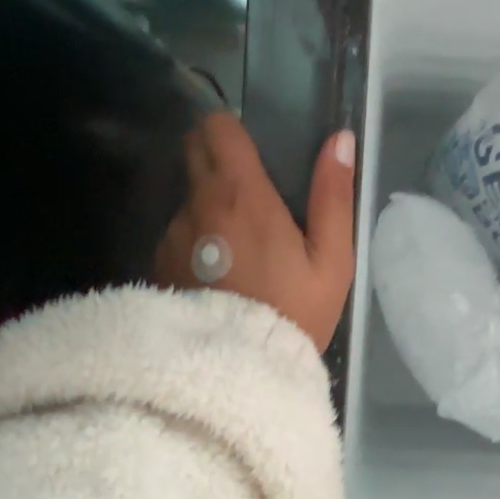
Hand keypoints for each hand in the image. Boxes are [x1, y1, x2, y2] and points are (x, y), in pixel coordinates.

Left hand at [153, 113, 356, 351]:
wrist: (240, 371)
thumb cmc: (295, 312)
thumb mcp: (332, 259)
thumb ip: (333, 195)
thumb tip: (339, 139)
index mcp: (241, 194)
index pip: (217, 128)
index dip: (233, 130)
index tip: (254, 150)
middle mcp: (197, 204)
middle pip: (193, 150)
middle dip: (217, 157)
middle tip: (250, 193)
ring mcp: (172, 235)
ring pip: (188, 197)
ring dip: (208, 206)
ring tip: (239, 247)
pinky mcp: (160, 264)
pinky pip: (178, 233)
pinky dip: (196, 240)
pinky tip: (219, 273)